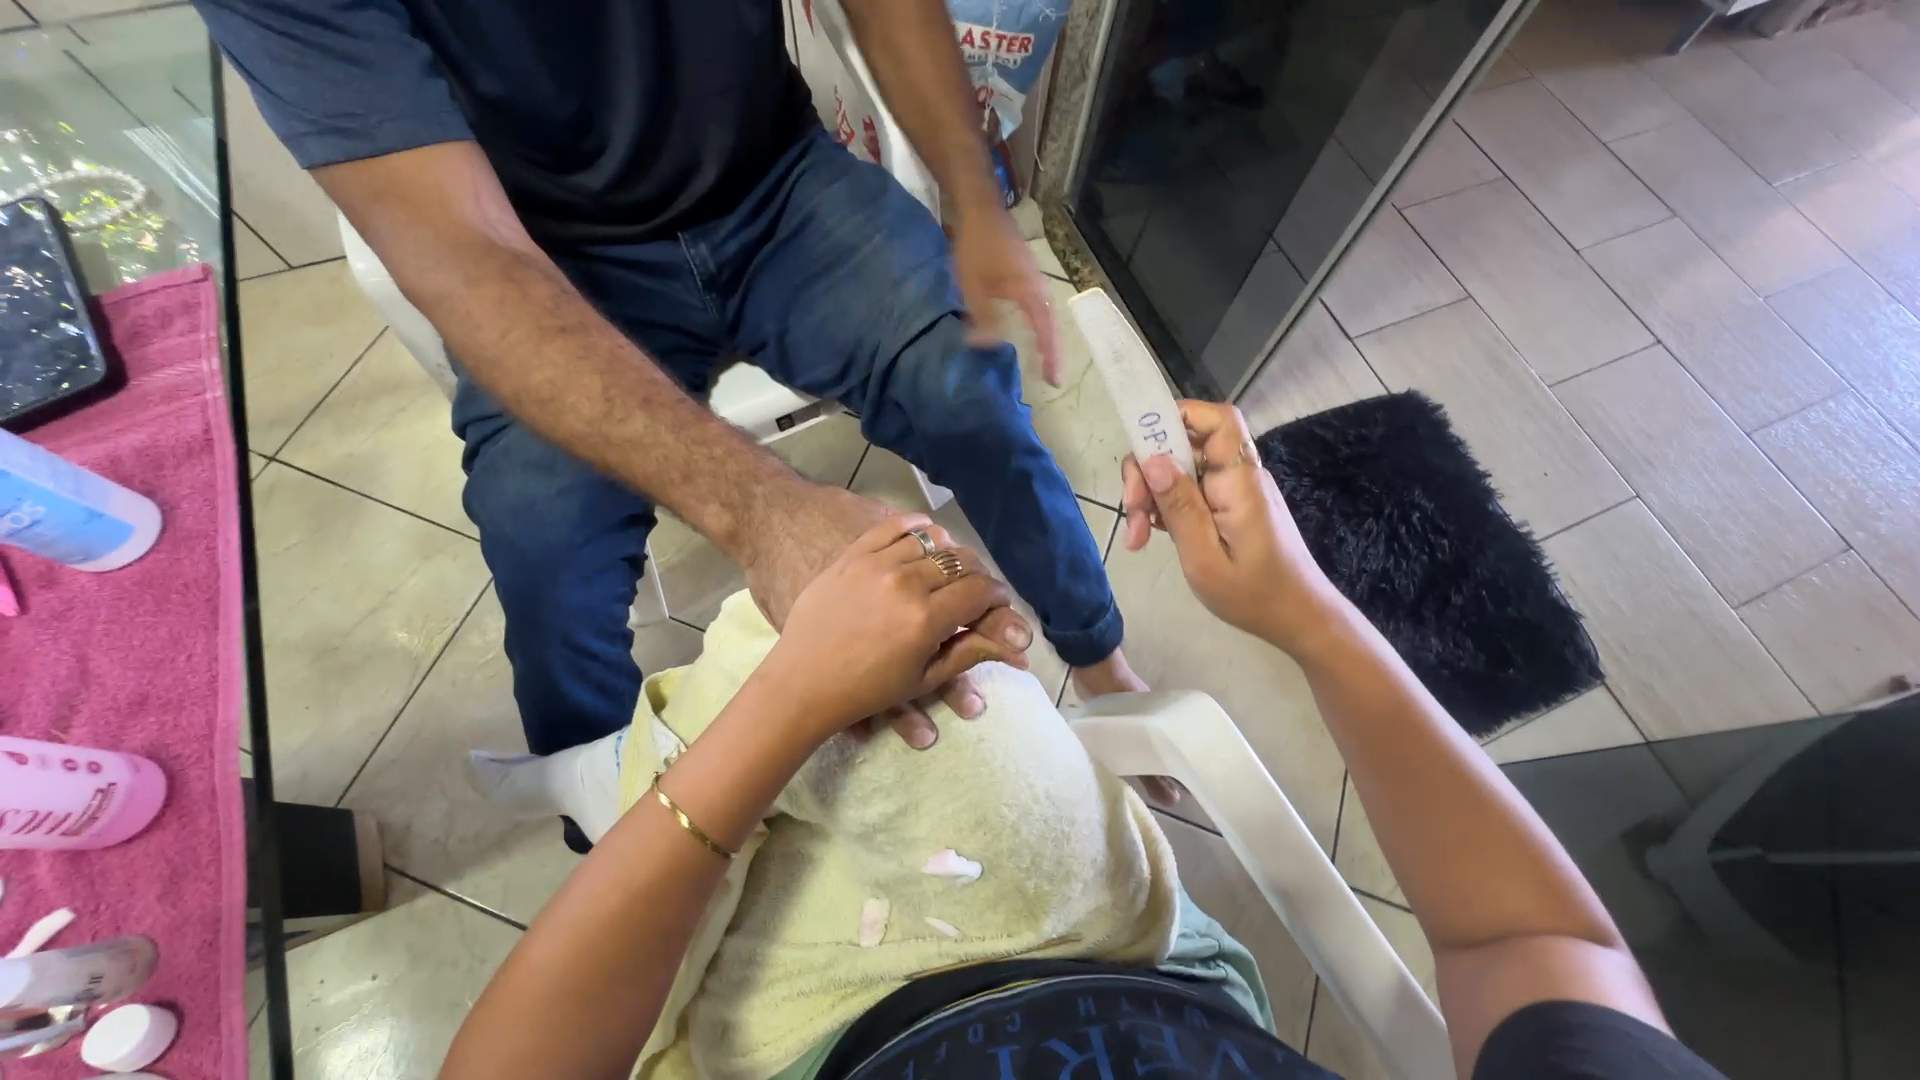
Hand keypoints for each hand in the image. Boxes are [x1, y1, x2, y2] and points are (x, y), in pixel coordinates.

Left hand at [755, 516, 1027, 743]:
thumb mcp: (923, 679)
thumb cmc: (866, 690)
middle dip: (977, 574)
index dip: (997, 595)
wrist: (802, 681)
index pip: (980, 591)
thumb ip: (970, 652)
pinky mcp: (854, 554)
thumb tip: (1016, 644)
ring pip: (931, 541)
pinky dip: (916, 527)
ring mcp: (877, 564)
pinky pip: (893, 527)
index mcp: (927, 619)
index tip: (998, 602)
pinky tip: (926, 533)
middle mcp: (906, 583)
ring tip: (950, 567)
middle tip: (976, 588)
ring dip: (949, 552)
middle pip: (960, 562)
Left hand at [951, 204, 1061, 384]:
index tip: (1053, 380)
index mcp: (1032, 292)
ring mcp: (1035, 280)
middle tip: (1052, 377)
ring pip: (1046, 317)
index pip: (1046, 332)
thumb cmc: (977, 246)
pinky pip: (1037, 307)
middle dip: (1053, 352)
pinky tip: (1028, 333)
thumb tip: (986, 346)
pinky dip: (1037, 325)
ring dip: (1046, 339)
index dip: (1050, 357)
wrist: (980, 208)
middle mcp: (1039, 288)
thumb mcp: (973, 286)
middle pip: (1052, 326)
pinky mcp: (1026, 275)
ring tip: (1044, 362)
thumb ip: (982, 318)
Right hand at [1119, 401, 1347, 652]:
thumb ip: (1179, 507)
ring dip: (1151, 495)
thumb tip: (1152, 459)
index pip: (1218, 420)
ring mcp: (1231, 490)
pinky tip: (1151, 535)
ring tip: (1137, 537)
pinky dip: (1164, 507)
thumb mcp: (1204, 558)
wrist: (1296, 618)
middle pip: (1185, 444)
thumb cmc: (1253, 595)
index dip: (1178, 415)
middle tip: (1131, 513)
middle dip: (1148, 471)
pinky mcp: (1225, 506)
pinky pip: (1187, 490)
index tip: (1141, 447)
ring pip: (1180, 469)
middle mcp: (1237, 476)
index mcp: (1239, 482)